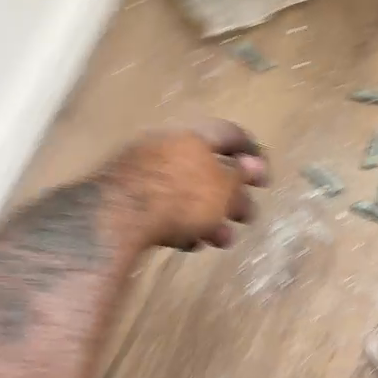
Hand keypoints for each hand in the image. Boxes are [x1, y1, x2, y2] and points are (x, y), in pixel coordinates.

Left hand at [103, 120, 268, 248]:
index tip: (264, 178)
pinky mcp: (120, 195)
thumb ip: (240, 177)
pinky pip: (160, 205)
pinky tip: (187, 243)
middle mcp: (167, 144)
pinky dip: (179, 221)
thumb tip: (253, 166)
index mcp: (194, 135)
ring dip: (207, 215)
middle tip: (245, 217)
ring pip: (184, 191)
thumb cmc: (180, 197)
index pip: (231, 134)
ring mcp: (140, 169)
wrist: (112, 218)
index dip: (252, 154)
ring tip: (220, 241)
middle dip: (229, 196)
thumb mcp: (223, 189)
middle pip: (207, 167)